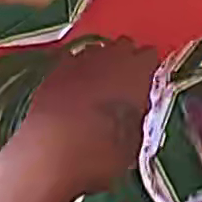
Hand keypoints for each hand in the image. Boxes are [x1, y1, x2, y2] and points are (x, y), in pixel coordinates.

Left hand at [7, 39, 158, 198]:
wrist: (50, 156)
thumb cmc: (100, 154)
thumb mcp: (134, 142)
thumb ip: (138, 116)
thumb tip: (134, 114)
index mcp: (137, 70)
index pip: (150, 55)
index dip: (149, 69)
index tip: (146, 83)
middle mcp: (112, 56)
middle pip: (124, 45)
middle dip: (126, 60)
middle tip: (123, 85)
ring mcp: (81, 60)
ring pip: (97, 49)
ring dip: (100, 63)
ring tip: (97, 87)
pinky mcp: (55, 70)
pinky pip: (71, 62)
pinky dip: (74, 72)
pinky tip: (71, 91)